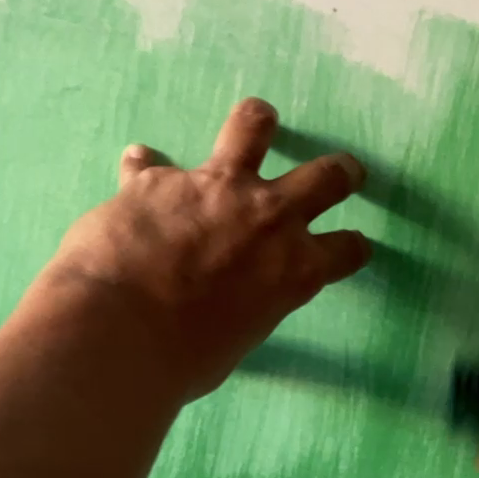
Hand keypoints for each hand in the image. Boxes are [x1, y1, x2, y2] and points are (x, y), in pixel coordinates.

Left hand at [46, 97, 372, 399]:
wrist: (122, 330)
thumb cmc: (188, 359)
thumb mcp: (238, 340)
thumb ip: (244, 307)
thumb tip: (221, 302)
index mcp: (297, 270)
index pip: (347, 250)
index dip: (354, 247)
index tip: (356, 245)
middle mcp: (270, 218)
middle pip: (324, 179)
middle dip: (341, 173)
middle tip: (346, 171)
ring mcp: (215, 188)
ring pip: (252, 130)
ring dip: (259, 123)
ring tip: (262, 118)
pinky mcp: (158, 178)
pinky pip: (152, 163)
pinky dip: (148, 169)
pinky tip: (139, 168)